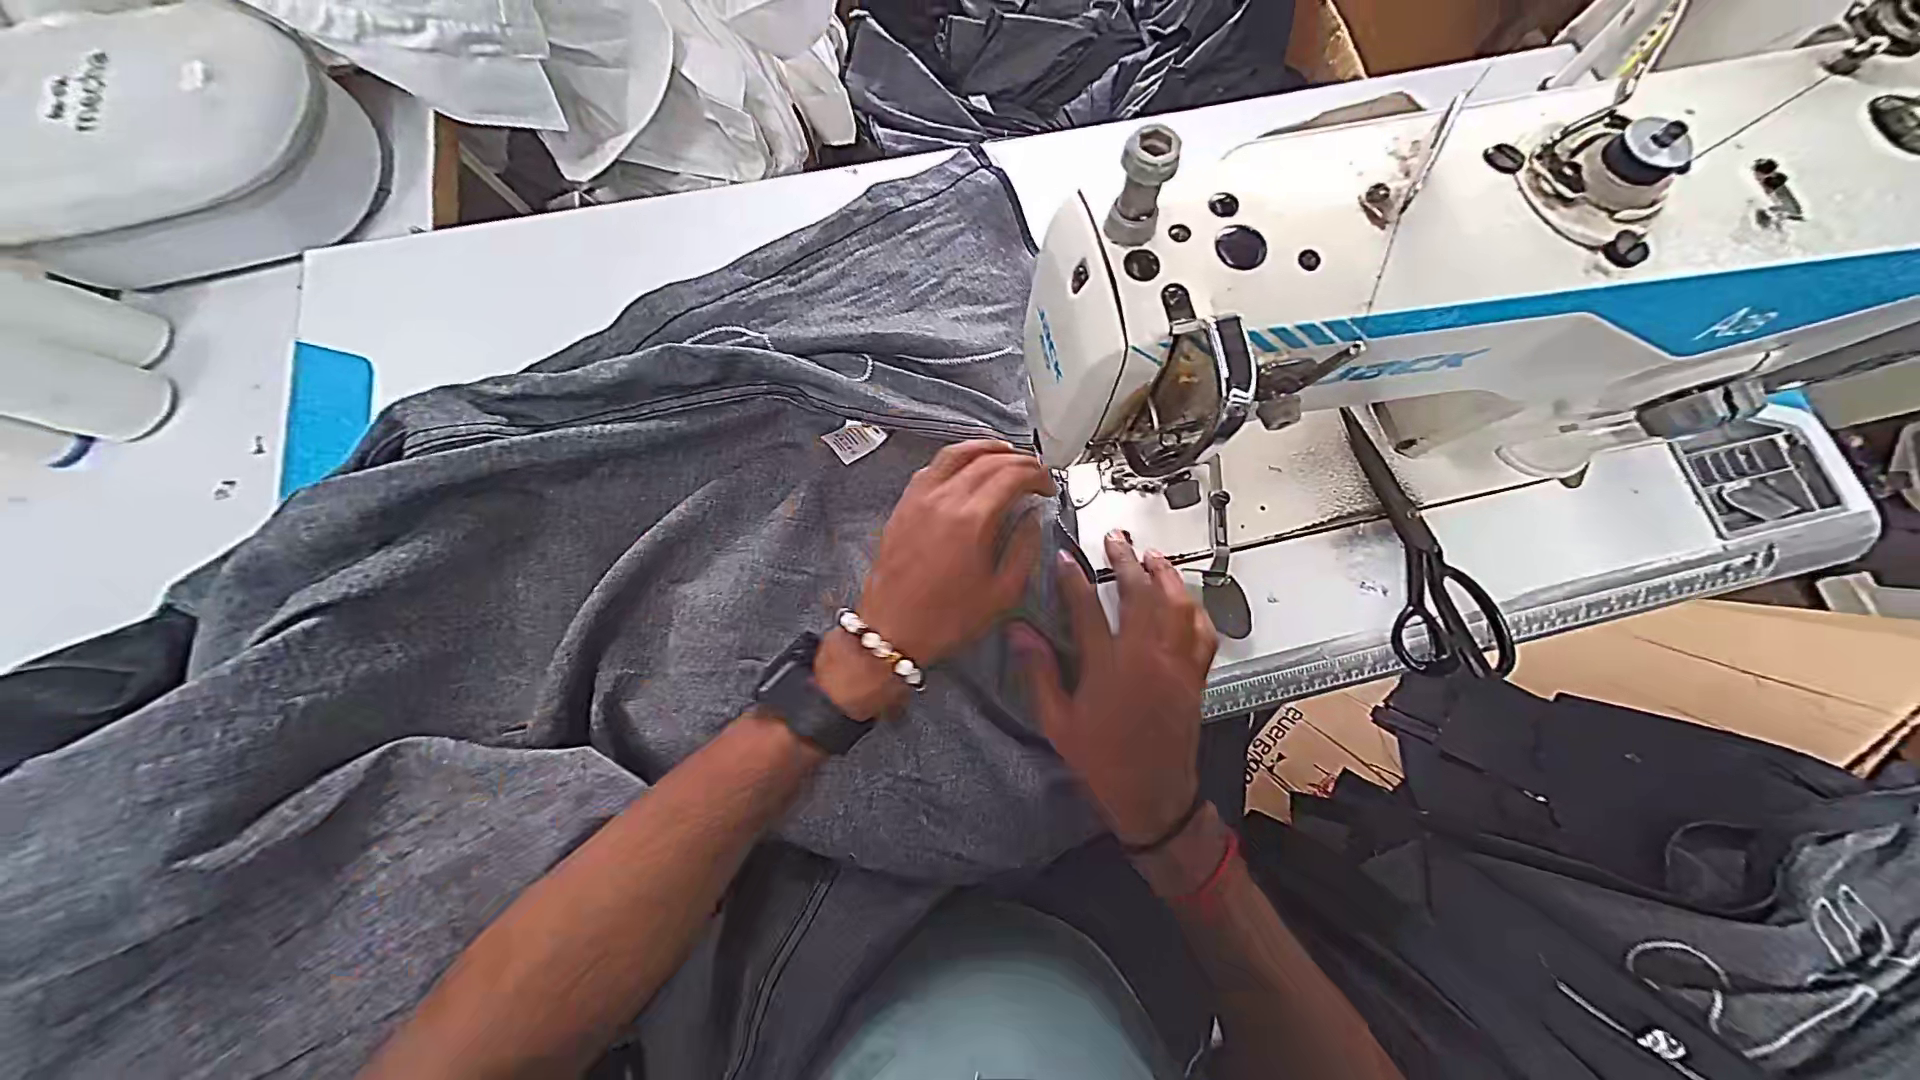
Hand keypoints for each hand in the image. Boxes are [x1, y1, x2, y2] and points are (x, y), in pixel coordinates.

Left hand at [856, 439, 1056, 667]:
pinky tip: (964, 467)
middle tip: (1033, 472)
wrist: (893, 630)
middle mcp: (944, 501)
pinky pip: (931, 467)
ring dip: (985, 447)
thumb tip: (1032, 520)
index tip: (1046, 486)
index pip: (1013, 475)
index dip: (1038, 474)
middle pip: (989, 459)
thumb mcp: (1001, 593)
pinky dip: (954, 458)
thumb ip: (1024, 549)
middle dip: (1019, 460)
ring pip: (957, 453)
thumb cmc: (942, 619)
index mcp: (972, 520)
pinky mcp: (904, 506)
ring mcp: (919, 499)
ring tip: (1003, 453)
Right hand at [1013, 532, 1217, 845]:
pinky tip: (1187, 599)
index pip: (1087, 608)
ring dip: (1165, 576)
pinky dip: (1195, 611)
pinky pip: (1203, 635)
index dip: (1073, 579)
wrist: (1151, 795)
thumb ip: (1039, 673)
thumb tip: (1020, 634)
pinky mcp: (1195, 677)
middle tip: (1115, 541)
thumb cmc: (1101, 761)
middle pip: (1139, 595)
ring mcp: (1176, 666)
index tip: (1065, 558)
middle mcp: (1146, 659)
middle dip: (1126, 561)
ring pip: (1176, 607)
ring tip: (1152, 556)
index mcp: (1108, 667)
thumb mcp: (1057, 721)